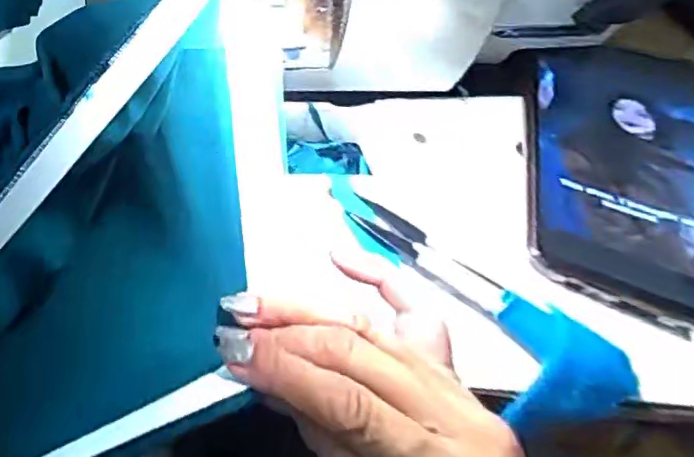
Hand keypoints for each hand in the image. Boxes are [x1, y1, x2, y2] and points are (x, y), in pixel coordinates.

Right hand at [215, 250, 521, 456]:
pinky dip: (378, 278)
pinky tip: (338, 258)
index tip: (236, 353)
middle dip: (284, 337)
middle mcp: (458, 416)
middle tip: (234, 330)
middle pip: (354, 350)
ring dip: (301, 312)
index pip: (348, 398)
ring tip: (255, 307)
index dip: (284, 370)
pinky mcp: (455, 378)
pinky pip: (417, 316)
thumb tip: (266, 379)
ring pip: (367, 326)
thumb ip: (322, 435)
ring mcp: (459, 391)